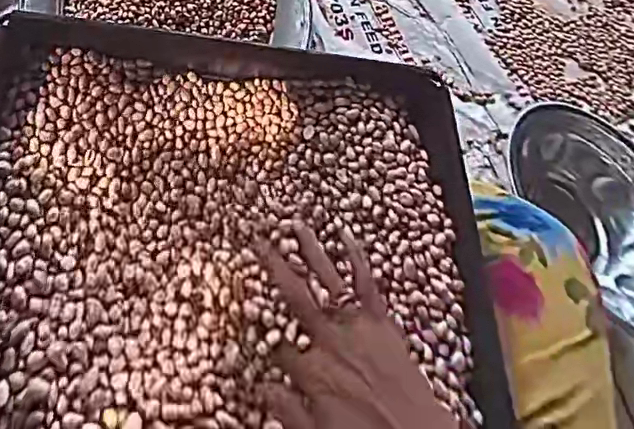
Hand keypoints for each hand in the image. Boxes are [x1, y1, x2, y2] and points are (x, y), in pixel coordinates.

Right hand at [256, 222, 457, 428]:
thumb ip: (289, 412)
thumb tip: (262, 387)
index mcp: (312, 372)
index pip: (277, 344)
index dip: (263, 329)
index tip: (252, 312)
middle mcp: (329, 341)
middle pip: (293, 296)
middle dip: (272, 266)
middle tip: (257, 240)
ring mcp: (356, 326)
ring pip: (326, 279)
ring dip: (309, 250)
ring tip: (294, 224)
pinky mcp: (381, 321)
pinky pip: (365, 281)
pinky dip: (354, 254)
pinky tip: (344, 233)